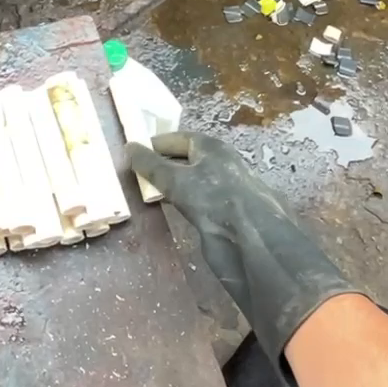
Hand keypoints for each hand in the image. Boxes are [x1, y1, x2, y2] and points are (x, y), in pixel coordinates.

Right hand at [130, 131, 366, 383]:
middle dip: (165, 164)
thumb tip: (127, 148)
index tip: (133, 152)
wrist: (260, 246)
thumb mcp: (177, 182)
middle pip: (187, 159)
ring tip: (150, 192)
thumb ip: (151, 166)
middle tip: (137, 173)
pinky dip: (185, 203)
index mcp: (212, 148)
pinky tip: (174, 212)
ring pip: (194, 181)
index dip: (155, 144)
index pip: (177, 139)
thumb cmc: (217, 202)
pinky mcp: (231, 216)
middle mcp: (222, 164)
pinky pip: (201, 202)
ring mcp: (228, 190)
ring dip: (175, 185)